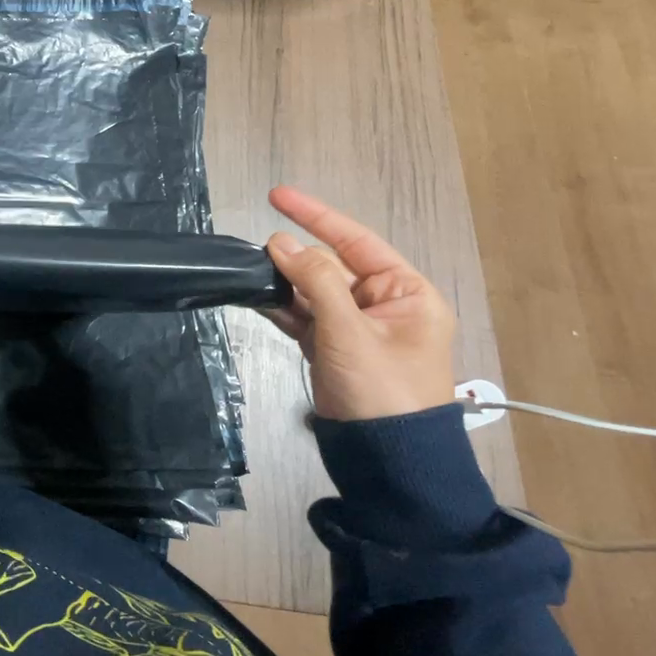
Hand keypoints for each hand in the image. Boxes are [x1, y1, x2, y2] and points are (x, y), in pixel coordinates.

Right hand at [262, 185, 456, 421]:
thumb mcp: (349, 332)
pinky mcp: (333, 348)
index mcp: (406, 294)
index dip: (316, 215)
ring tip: (249, 275)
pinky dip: (280, 307)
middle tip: (255, 253)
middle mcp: (383, 305)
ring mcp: (356, 328)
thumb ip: (315, 282)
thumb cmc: (381, 390)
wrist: (387, 460)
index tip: (276, 194)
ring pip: (311, 290)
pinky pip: (302, 315)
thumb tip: (280, 240)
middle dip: (293, 257)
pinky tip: (256, 299)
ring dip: (283, 283)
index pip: (356, 241)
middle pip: (330, 264)